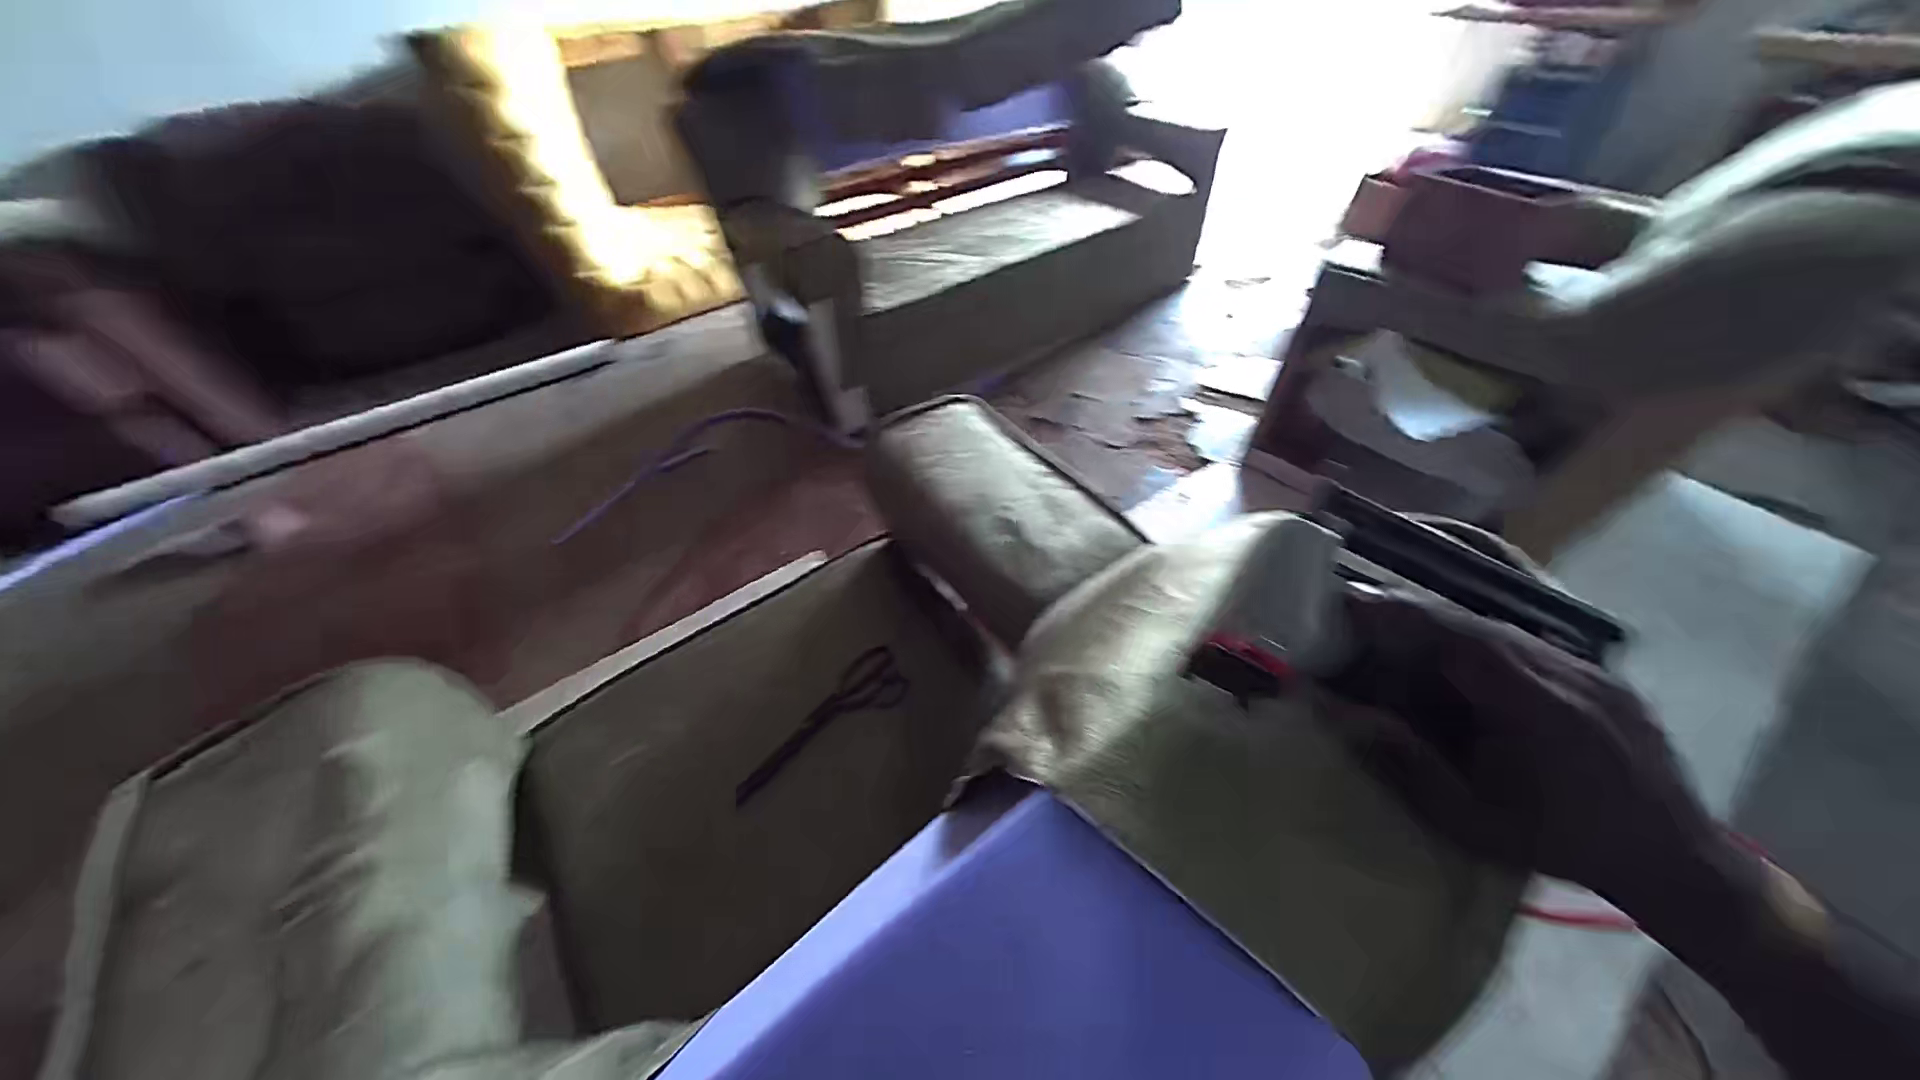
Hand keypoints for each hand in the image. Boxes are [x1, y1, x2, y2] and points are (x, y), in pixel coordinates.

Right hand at [1328, 589, 1720, 906]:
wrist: (1679, 864)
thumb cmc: (1561, 847)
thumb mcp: (1468, 818)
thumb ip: (1402, 759)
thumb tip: (1339, 709)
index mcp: (1537, 706)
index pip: (1456, 635)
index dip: (1397, 613)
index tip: (1347, 603)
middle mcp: (1568, 674)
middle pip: (1472, 624)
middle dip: (1408, 617)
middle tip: (1357, 621)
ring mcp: (1590, 671)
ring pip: (1497, 630)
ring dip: (1440, 631)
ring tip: (1397, 643)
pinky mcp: (1600, 676)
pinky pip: (1524, 645)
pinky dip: (1476, 646)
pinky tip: (1456, 669)